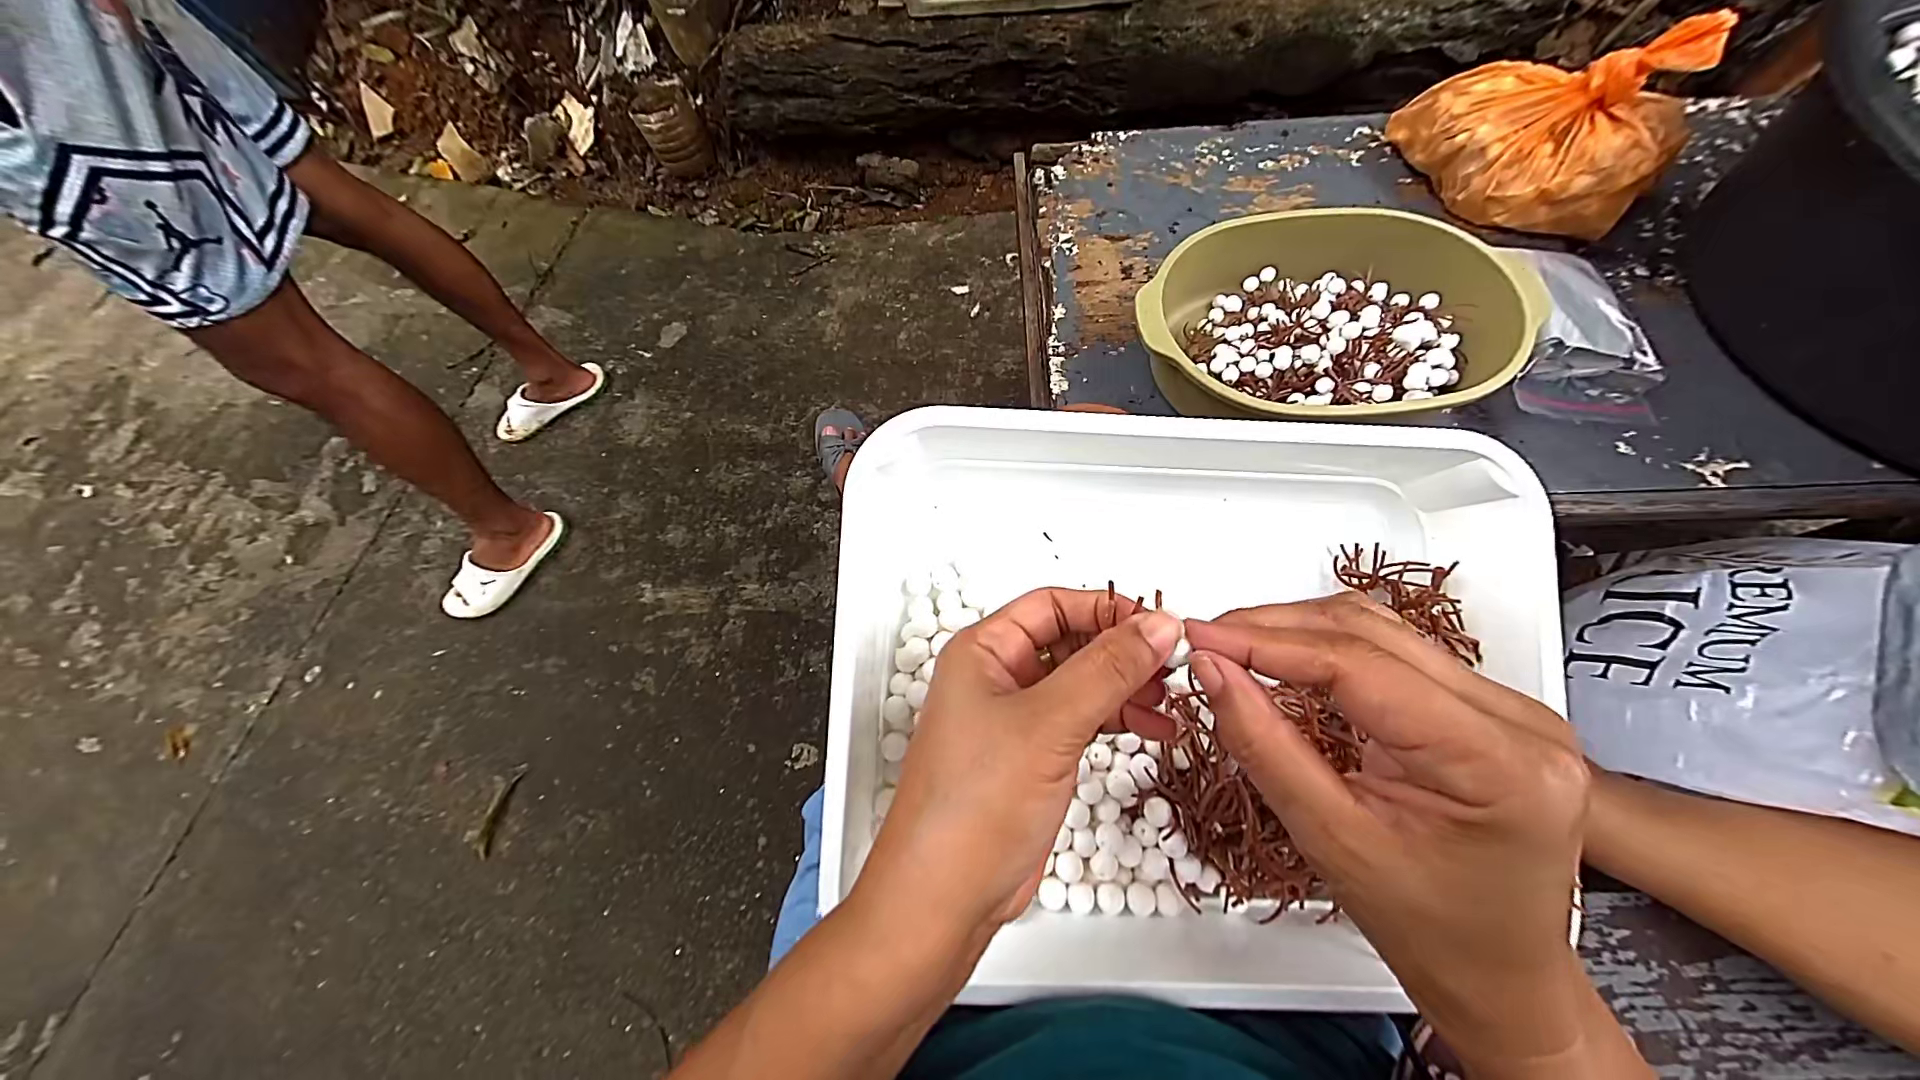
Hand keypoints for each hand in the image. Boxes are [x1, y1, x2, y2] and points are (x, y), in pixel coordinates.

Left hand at [857, 589, 1182, 936]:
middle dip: (1123, 649)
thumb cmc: (967, 809)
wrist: (946, 893)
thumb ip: (1107, 668)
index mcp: (983, 652)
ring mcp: (1016, 717)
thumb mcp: (1048, 723)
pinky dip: (1119, 717)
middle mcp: (997, 678)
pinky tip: (1152, 726)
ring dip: (1128, 685)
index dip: (1107, 609)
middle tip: (1171, 664)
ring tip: (1170, 700)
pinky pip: (1084, 717)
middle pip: (1071, 640)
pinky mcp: (1033, 753)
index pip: (1054, 605)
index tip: (1156, 625)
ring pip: (1082, 680)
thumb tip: (1154, 627)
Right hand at [1184, 594, 1616, 1077]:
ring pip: (1374, 628)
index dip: (1266, 643)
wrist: (1494, 966)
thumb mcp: (1330, 839)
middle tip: (1205, 640)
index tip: (1201, 639)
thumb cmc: (1428, 925)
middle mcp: (1514, 719)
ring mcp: (1502, 705)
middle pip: (1367, 633)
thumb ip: (1264, 745)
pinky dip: (1320, 647)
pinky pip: (1386, 649)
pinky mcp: (1476, 703)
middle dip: (1271, 628)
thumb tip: (1213, 672)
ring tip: (1232, 645)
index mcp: (1500, 763)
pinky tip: (1279, 658)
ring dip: (1293, 630)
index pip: (1358, 666)